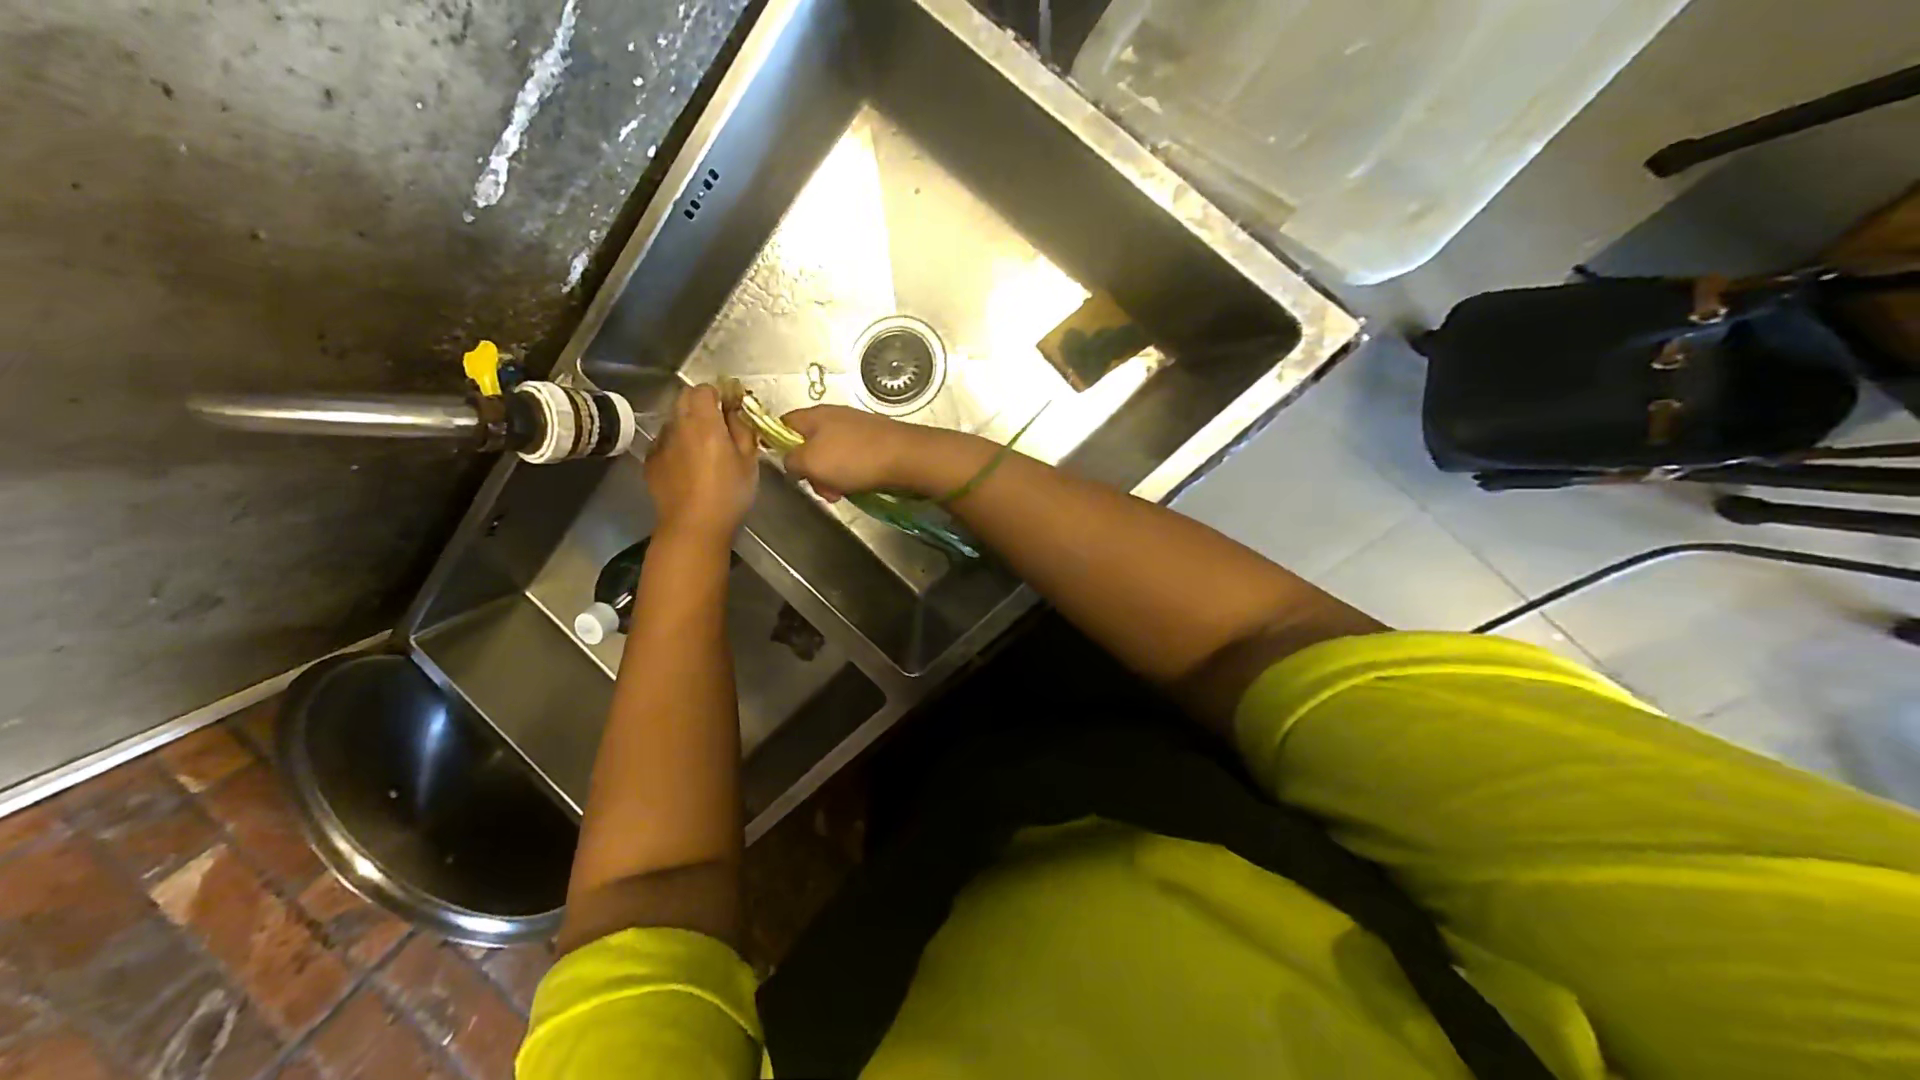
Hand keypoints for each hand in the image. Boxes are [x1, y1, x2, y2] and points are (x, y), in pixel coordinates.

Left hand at [646, 384, 758, 541]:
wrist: (693, 527)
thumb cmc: (729, 494)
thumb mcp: (749, 461)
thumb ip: (742, 430)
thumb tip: (735, 413)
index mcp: (704, 422)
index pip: (704, 389)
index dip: (719, 393)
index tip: (732, 406)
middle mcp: (678, 426)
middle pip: (684, 399)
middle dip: (701, 404)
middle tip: (719, 423)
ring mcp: (660, 444)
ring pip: (673, 421)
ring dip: (688, 424)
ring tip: (704, 447)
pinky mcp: (651, 462)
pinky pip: (665, 443)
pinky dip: (677, 445)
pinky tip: (688, 465)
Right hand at [782, 406, 985, 500]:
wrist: (905, 458)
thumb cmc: (853, 458)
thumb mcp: (810, 461)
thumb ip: (791, 460)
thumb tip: (790, 461)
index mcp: (814, 415)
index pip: (783, 423)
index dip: (776, 443)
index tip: (783, 466)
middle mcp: (834, 418)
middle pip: (807, 445)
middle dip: (810, 470)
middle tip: (819, 488)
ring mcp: (856, 430)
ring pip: (830, 457)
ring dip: (830, 478)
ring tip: (839, 493)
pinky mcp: (874, 444)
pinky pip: (851, 462)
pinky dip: (849, 477)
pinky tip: (855, 488)